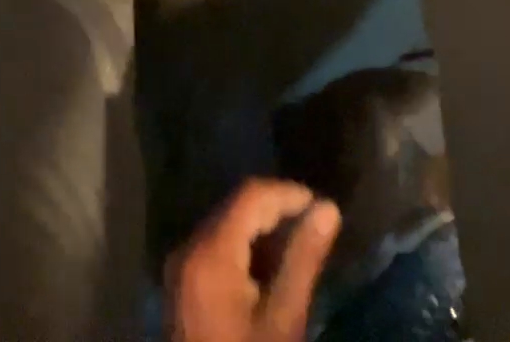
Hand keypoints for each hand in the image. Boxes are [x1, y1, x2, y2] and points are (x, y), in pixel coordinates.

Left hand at [167, 180, 341, 341]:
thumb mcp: (284, 316)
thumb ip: (305, 257)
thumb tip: (328, 208)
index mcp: (211, 253)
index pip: (252, 195)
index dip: (289, 193)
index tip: (321, 208)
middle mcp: (189, 250)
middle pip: (237, 206)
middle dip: (277, 210)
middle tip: (314, 230)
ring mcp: (180, 268)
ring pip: (227, 224)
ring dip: (263, 228)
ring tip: (297, 250)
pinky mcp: (182, 284)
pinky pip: (216, 245)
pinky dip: (245, 246)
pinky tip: (269, 270)